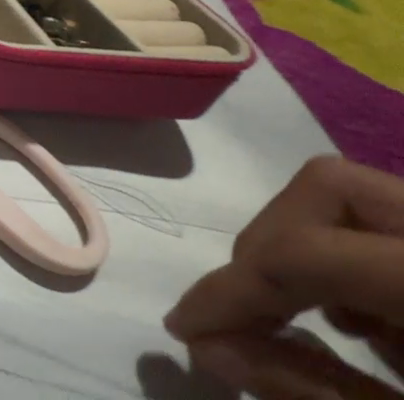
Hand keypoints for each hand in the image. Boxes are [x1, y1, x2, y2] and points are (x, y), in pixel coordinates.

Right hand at [166, 156, 403, 397]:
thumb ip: (316, 387)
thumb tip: (206, 348)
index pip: (305, 254)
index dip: (230, 289)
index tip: (183, 331)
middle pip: (328, 186)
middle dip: (270, 244)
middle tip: (251, 309)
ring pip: (353, 196)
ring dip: (312, 249)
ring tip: (318, 320)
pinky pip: (391, 225)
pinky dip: (358, 262)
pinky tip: (371, 323)